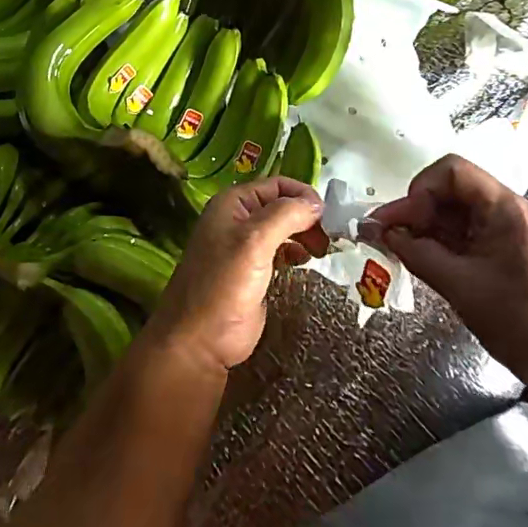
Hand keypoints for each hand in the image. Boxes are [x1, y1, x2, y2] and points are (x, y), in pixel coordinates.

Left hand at [145, 177, 328, 372]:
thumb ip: (286, 215)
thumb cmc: (223, 285)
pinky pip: (281, 251)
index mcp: (233, 203)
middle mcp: (239, 219)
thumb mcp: (254, 241)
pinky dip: (296, 252)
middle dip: (308, 217)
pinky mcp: (253, 272)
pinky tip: (304, 261)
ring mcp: (245, 247)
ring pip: (284, 228)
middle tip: (328, 238)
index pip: (277, 184)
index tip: (328, 215)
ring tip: (320, 250)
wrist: (199, 342)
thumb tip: (317, 204)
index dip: (304, 195)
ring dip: (305, 234)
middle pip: (283, 206)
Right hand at [366, 155, 527, 412]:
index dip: (419, 190)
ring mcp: (513, 234)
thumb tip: (381, 233)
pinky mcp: (512, 255)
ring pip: (459, 216)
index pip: (452, 171)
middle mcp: (511, 212)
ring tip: (397, 254)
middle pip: (453, 191)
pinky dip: (444, 247)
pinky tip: (424, 264)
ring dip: (426, 230)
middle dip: (416, 211)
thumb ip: (419, 256)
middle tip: (384, 239)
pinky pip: (470, 238)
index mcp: (507, 209)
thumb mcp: (465, 290)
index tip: (398, 223)